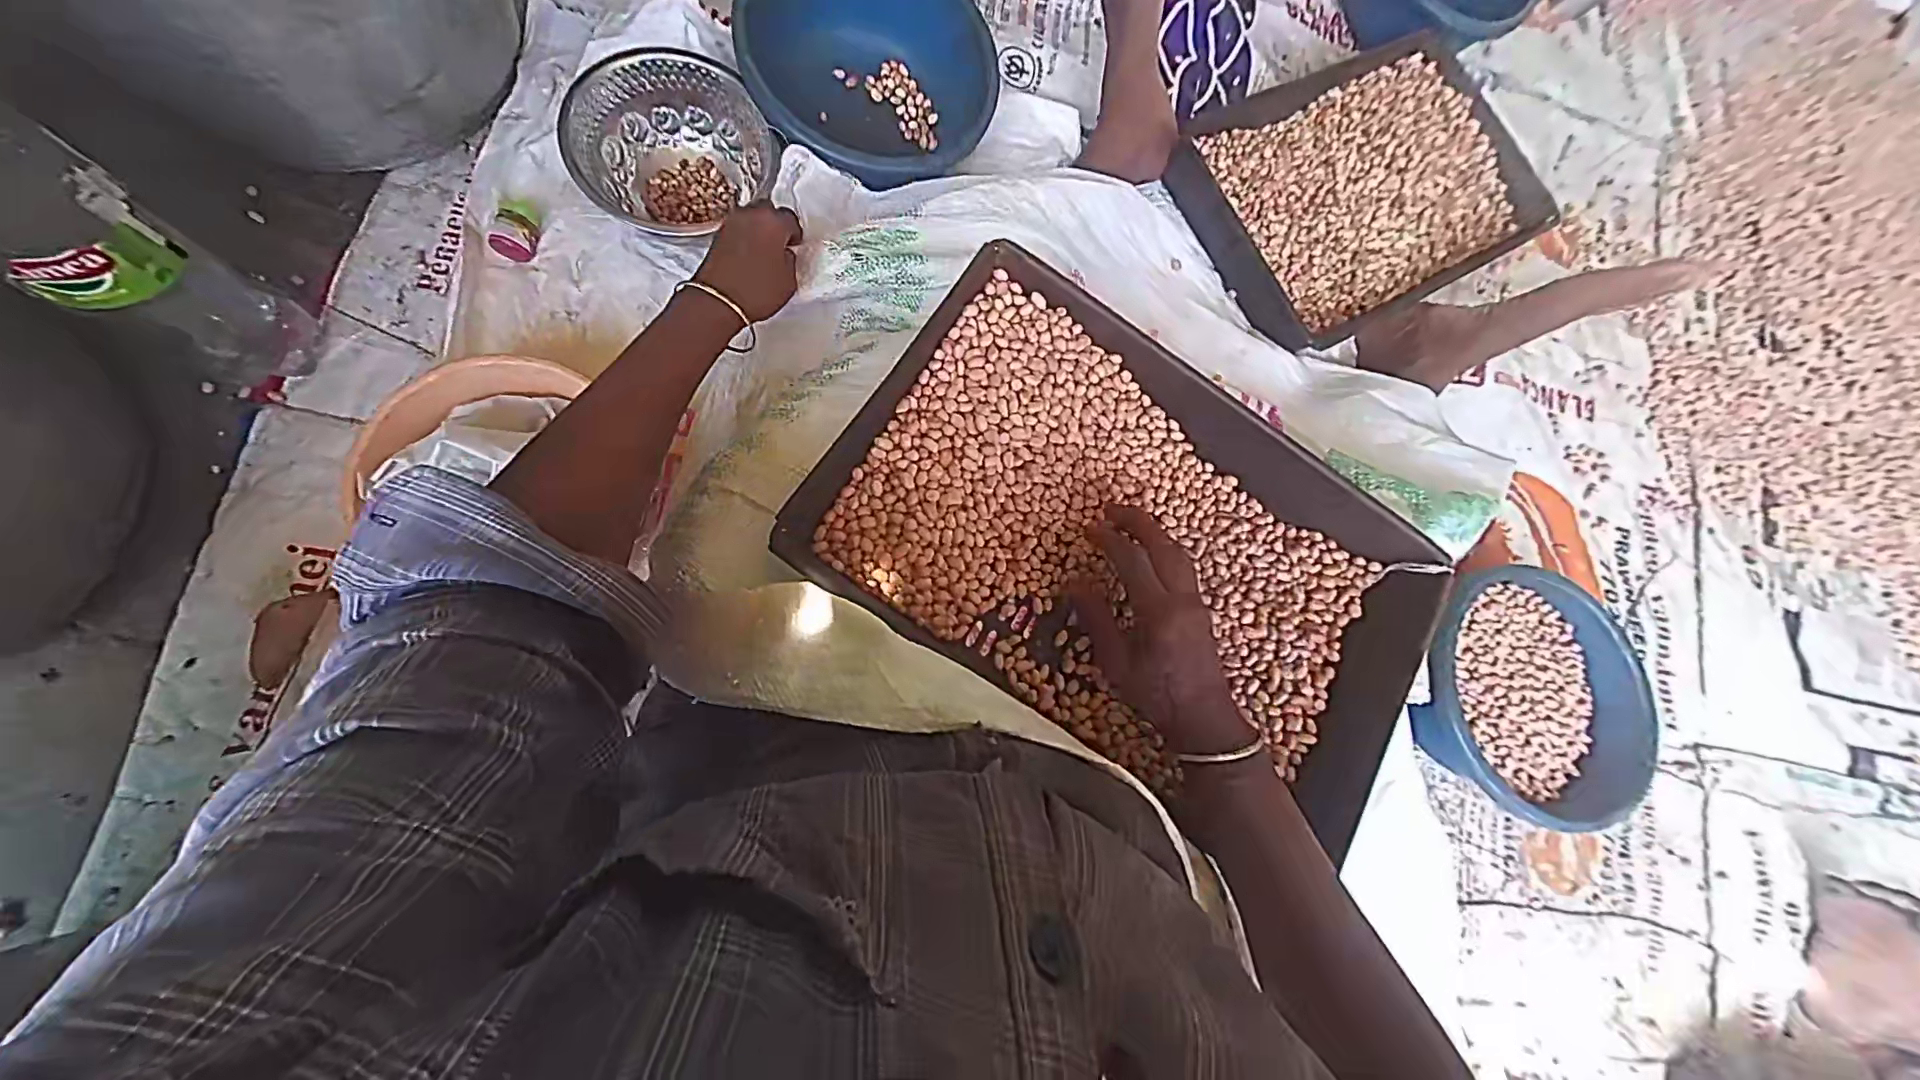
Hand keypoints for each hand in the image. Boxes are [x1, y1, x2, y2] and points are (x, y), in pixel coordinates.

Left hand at [692, 200, 802, 322]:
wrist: (720, 301)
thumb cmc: (754, 291)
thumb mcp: (788, 281)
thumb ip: (791, 260)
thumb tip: (786, 255)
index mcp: (774, 222)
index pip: (790, 218)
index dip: (795, 233)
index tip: (795, 243)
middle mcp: (751, 215)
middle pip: (768, 210)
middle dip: (775, 225)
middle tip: (781, 244)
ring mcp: (732, 222)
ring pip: (751, 217)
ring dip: (759, 229)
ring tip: (765, 252)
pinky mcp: (718, 234)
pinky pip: (738, 229)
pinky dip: (745, 237)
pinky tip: (750, 256)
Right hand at [1069, 505, 1254, 755]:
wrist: (1203, 718)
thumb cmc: (1156, 696)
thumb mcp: (1116, 663)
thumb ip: (1097, 620)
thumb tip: (1076, 586)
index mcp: (1158, 613)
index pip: (1132, 561)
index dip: (1110, 540)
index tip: (1091, 529)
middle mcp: (1182, 600)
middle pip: (1162, 545)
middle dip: (1137, 521)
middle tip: (1112, 510)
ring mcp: (1195, 603)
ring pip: (1178, 553)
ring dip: (1154, 532)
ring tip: (1131, 523)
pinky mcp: (1200, 609)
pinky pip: (1183, 566)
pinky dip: (1165, 549)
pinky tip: (1152, 552)